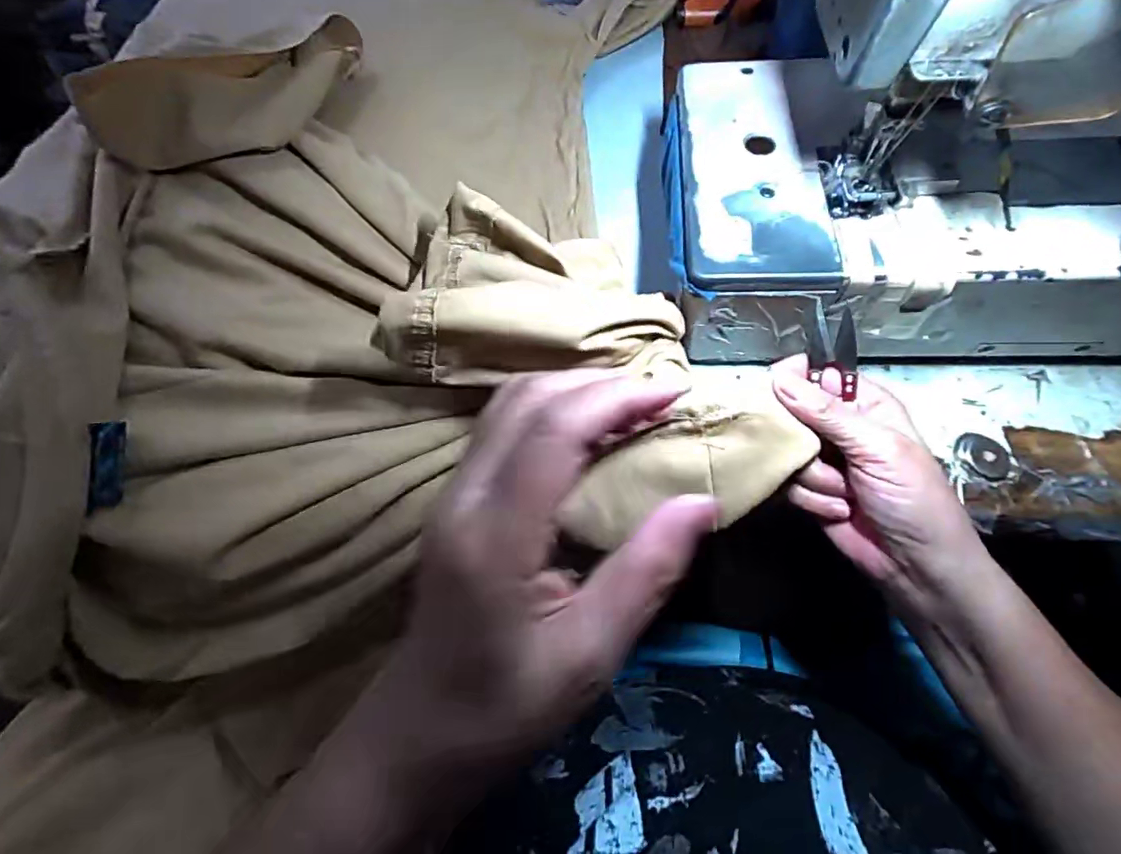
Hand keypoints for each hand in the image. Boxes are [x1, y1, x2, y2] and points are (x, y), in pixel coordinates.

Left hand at [264, 370, 715, 851]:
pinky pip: (504, 422)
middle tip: (661, 397)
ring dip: (575, 387)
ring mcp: (453, 491)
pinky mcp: (456, 495)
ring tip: (633, 403)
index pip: (555, 431)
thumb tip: (703, 500)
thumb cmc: (507, 705)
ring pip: (511, 401)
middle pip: (530, 399)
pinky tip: (590, 425)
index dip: (617, 398)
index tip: (674, 395)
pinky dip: (554, 405)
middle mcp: (464, 496)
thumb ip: (648, 571)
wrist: (418, 735)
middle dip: (601, 383)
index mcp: (496, 536)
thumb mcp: (592, 652)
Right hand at [770, 355, 997, 625]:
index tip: (777, 390)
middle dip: (801, 437)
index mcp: (865, 403)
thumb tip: (781, 377)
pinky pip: (787, 482)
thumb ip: (828, 413)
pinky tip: (839, 510)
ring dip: (814, 476)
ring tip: (846, 493)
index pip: (818, 374)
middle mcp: (839, 427)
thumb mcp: (879, 448)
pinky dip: (811, 498)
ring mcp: (823, 460)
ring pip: (786, 450)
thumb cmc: (915, 500)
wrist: (919, 570)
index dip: (794, 379)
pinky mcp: (810, 491)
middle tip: (818, 453)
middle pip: (791, 411)